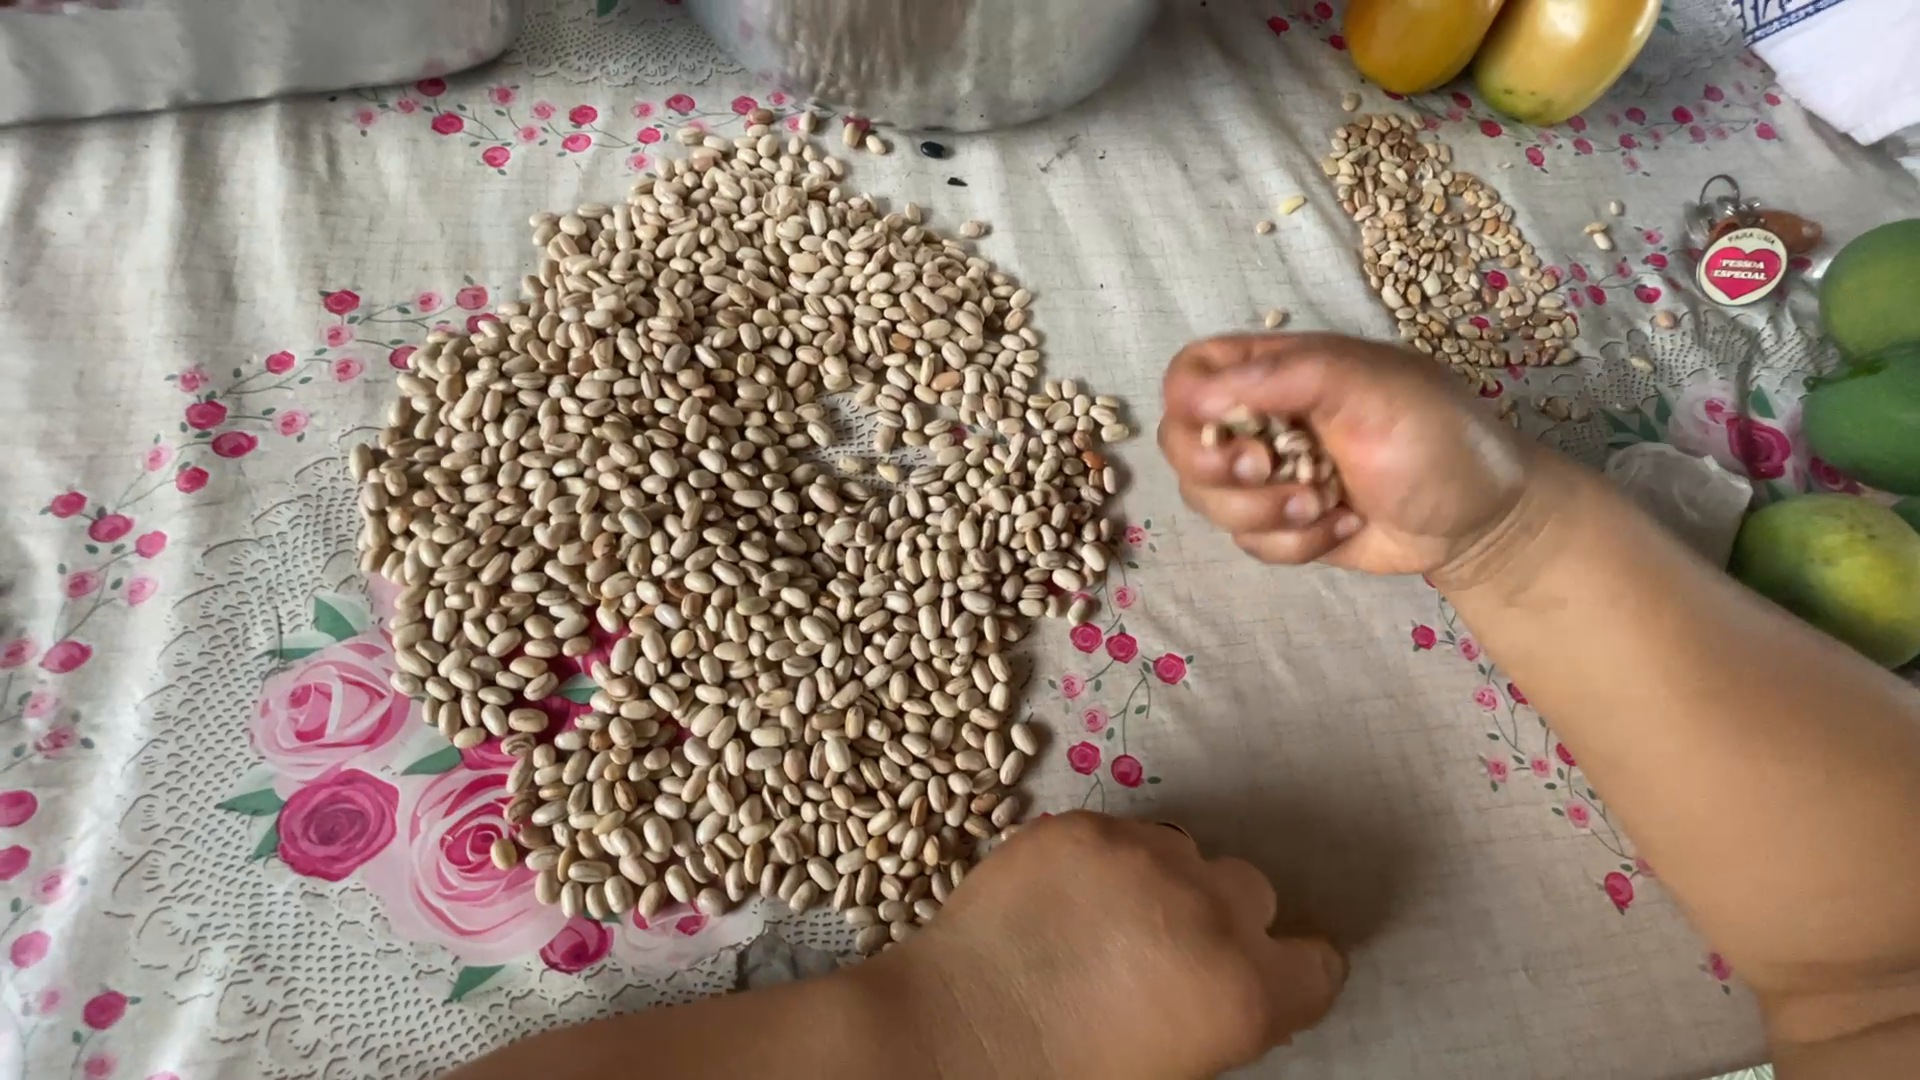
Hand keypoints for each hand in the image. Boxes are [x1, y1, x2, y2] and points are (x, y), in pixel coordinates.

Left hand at [855, 812, 1346, 1078]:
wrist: (964, 1025)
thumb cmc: (1071, 1068)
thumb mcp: (1176, 1061)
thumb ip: (1220, 1005)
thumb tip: (1233, 973)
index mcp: (1241, 989)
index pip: (1316, 964)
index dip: (1295, 969)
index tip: (1275, 967)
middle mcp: (1205, 907)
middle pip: (1253, 888)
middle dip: (1226, 914)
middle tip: (1176, 939)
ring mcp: (1140, 852)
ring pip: (1187, 849)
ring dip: (1169, 876)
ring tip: (1118, 909)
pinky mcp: (1085, 822)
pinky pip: (1124, 830)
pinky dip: (1113, 855)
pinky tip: (1074, 888)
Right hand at [1159, 333, 1536, 577]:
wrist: (1480, 520)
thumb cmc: (1435, 436)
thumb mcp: (1372, 387)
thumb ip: (1288, 376)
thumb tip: (1197, 397)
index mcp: (1271, 374)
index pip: (1189, 374)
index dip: (1187, 400)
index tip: (1220, 427)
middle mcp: (1253, 423)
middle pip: (1177, 444)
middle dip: (1218, 470)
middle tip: (1268, 471)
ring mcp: (1260, 479)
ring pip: (1205, 500)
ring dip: (1264, 512)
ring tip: (1325, 503)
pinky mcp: (1273, 525)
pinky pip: (1245, 541)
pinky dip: (1294, 542)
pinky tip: (1340, 524)